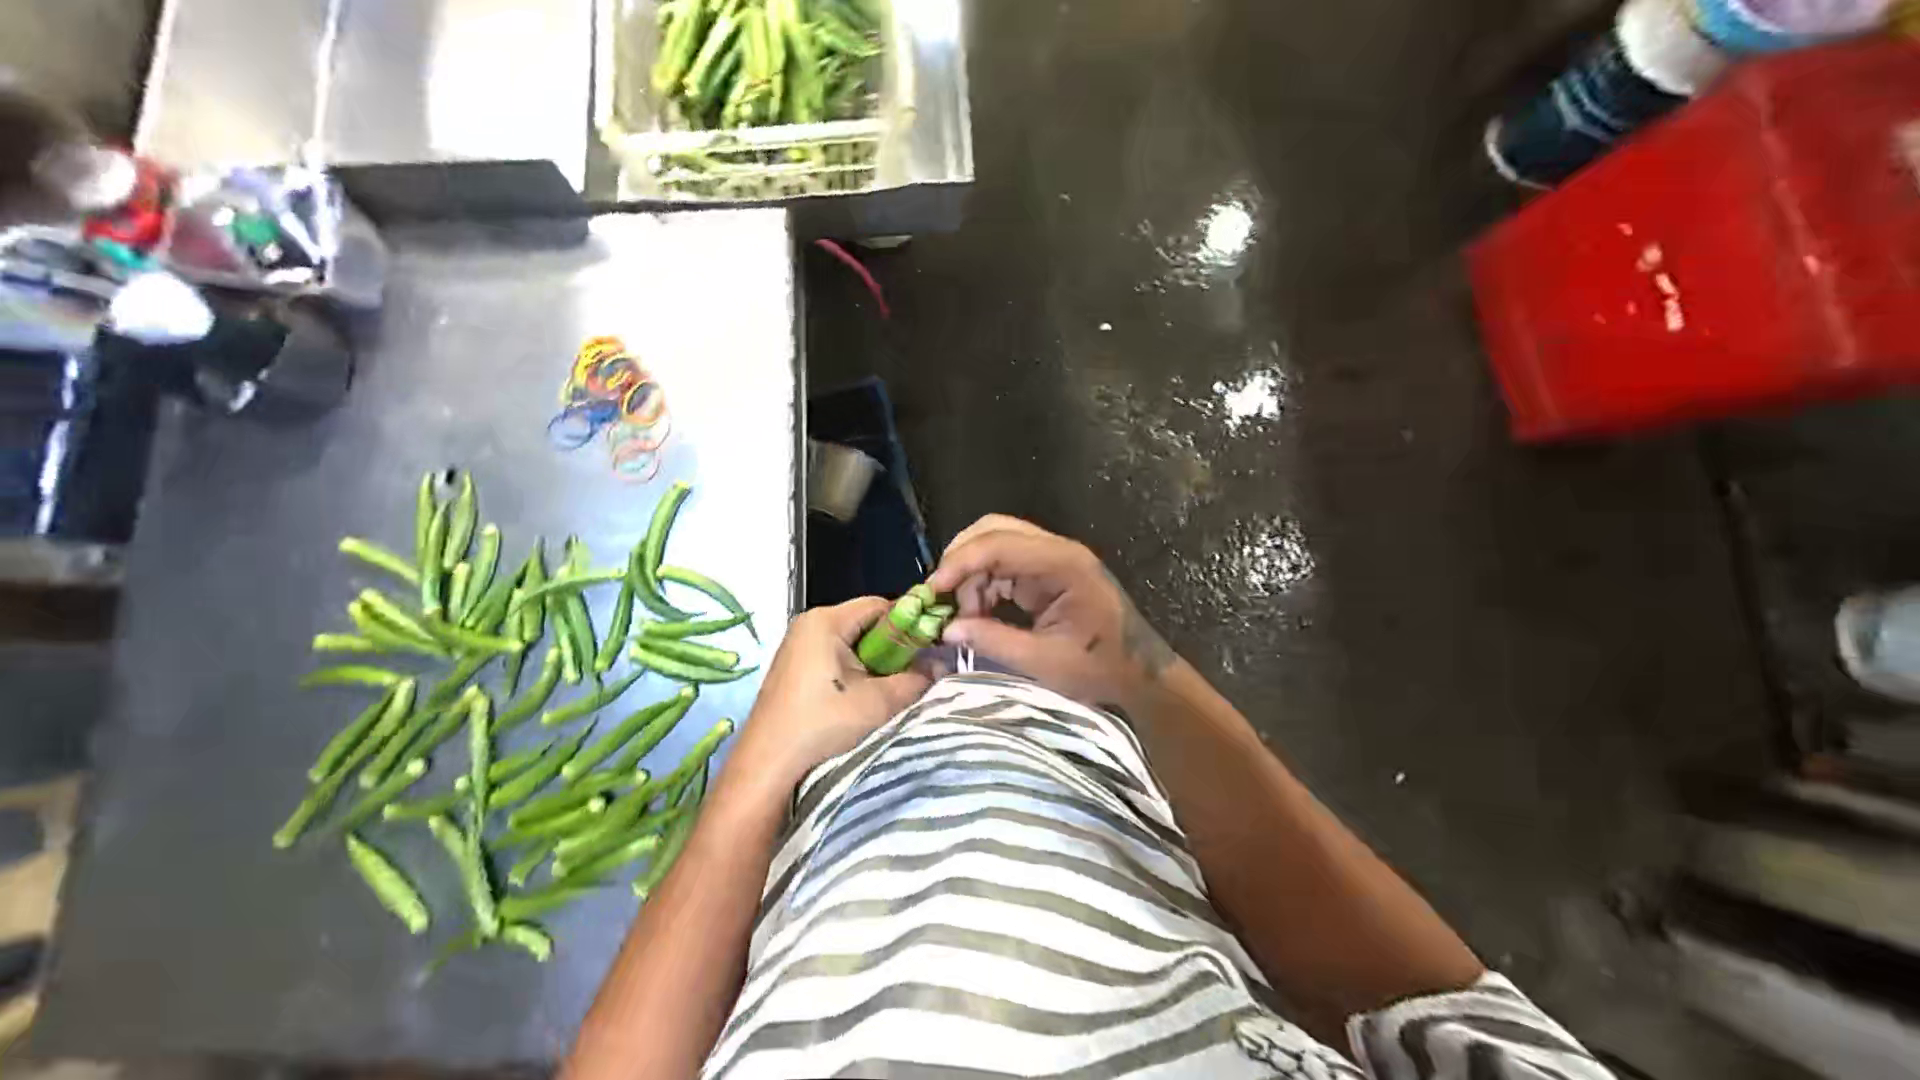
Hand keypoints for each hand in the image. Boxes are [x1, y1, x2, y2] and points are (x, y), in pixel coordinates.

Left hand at [729, 597, 931, 793]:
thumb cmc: (822, 726)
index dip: (909, 623)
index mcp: (825, 621)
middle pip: (865, 623)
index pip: (880, 605)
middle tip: (914, 674)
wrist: (767, 768)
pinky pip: (835, 659)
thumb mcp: (879, 702)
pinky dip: (854, 674)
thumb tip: (940, 665)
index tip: (929, 648)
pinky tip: (861, 701)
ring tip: (888, 691)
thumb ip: (916, 679)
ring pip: (852, 644)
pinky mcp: (794, 669)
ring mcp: (797, 647)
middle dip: (892, 648)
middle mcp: (808, 625)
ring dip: (874, 665)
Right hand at [927, 515, 1176, 711]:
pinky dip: (984, 584)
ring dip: (971, 575)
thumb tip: (947, 629)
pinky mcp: (1047, 572)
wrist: (1140, 673)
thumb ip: (993, 641)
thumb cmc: (1100, 669)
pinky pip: (1005, 565)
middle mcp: (1057, 550)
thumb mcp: (1044, 662)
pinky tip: (978, 614)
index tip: (932, 591)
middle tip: (941, 598)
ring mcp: (1052, 558)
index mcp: (1062, 564)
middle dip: (962, 560)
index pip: (999, 544)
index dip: (960, 563)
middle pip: (995, 530)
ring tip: (964, 616)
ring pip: (996, 545)